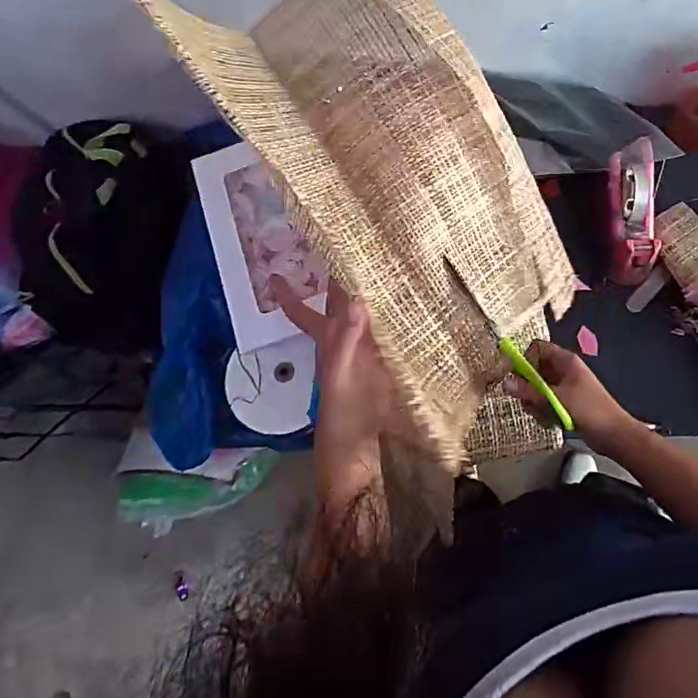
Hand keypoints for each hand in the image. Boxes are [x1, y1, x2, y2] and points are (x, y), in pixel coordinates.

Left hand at [271, 279, 397, 535]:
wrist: (366, 453)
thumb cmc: (344, 417)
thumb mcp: (340, 379)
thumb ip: (346, 340)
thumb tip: (355, 299)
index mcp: (330, 341)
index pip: (305, 310)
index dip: (291, 290)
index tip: (280, 267)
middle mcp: (350, 339)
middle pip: (342, 301)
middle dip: (343, 274)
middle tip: (353, 243)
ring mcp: (373, 348)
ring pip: (370, 310)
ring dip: (377, 288)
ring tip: (389, 260)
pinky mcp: (394, 360)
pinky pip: (396, 328)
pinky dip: (403, 312)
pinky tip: (418, 298)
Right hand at [506, 340, 642, 455]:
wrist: (614, 434)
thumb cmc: (589, 410)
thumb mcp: (557, 399)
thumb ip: (530, 391)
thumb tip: (506, 381)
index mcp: (565, 361)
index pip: (537, 348)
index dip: (526, 361)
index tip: (521, 379)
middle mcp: (563, 370)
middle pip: (534, 370)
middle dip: (528, 388)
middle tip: (531, 402)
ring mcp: (564, 387)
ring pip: (537, 388)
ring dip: (535, 403)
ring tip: (544, 415)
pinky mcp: (564, 402)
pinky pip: (544, 401)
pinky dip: (543, 411)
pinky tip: (550, 421)